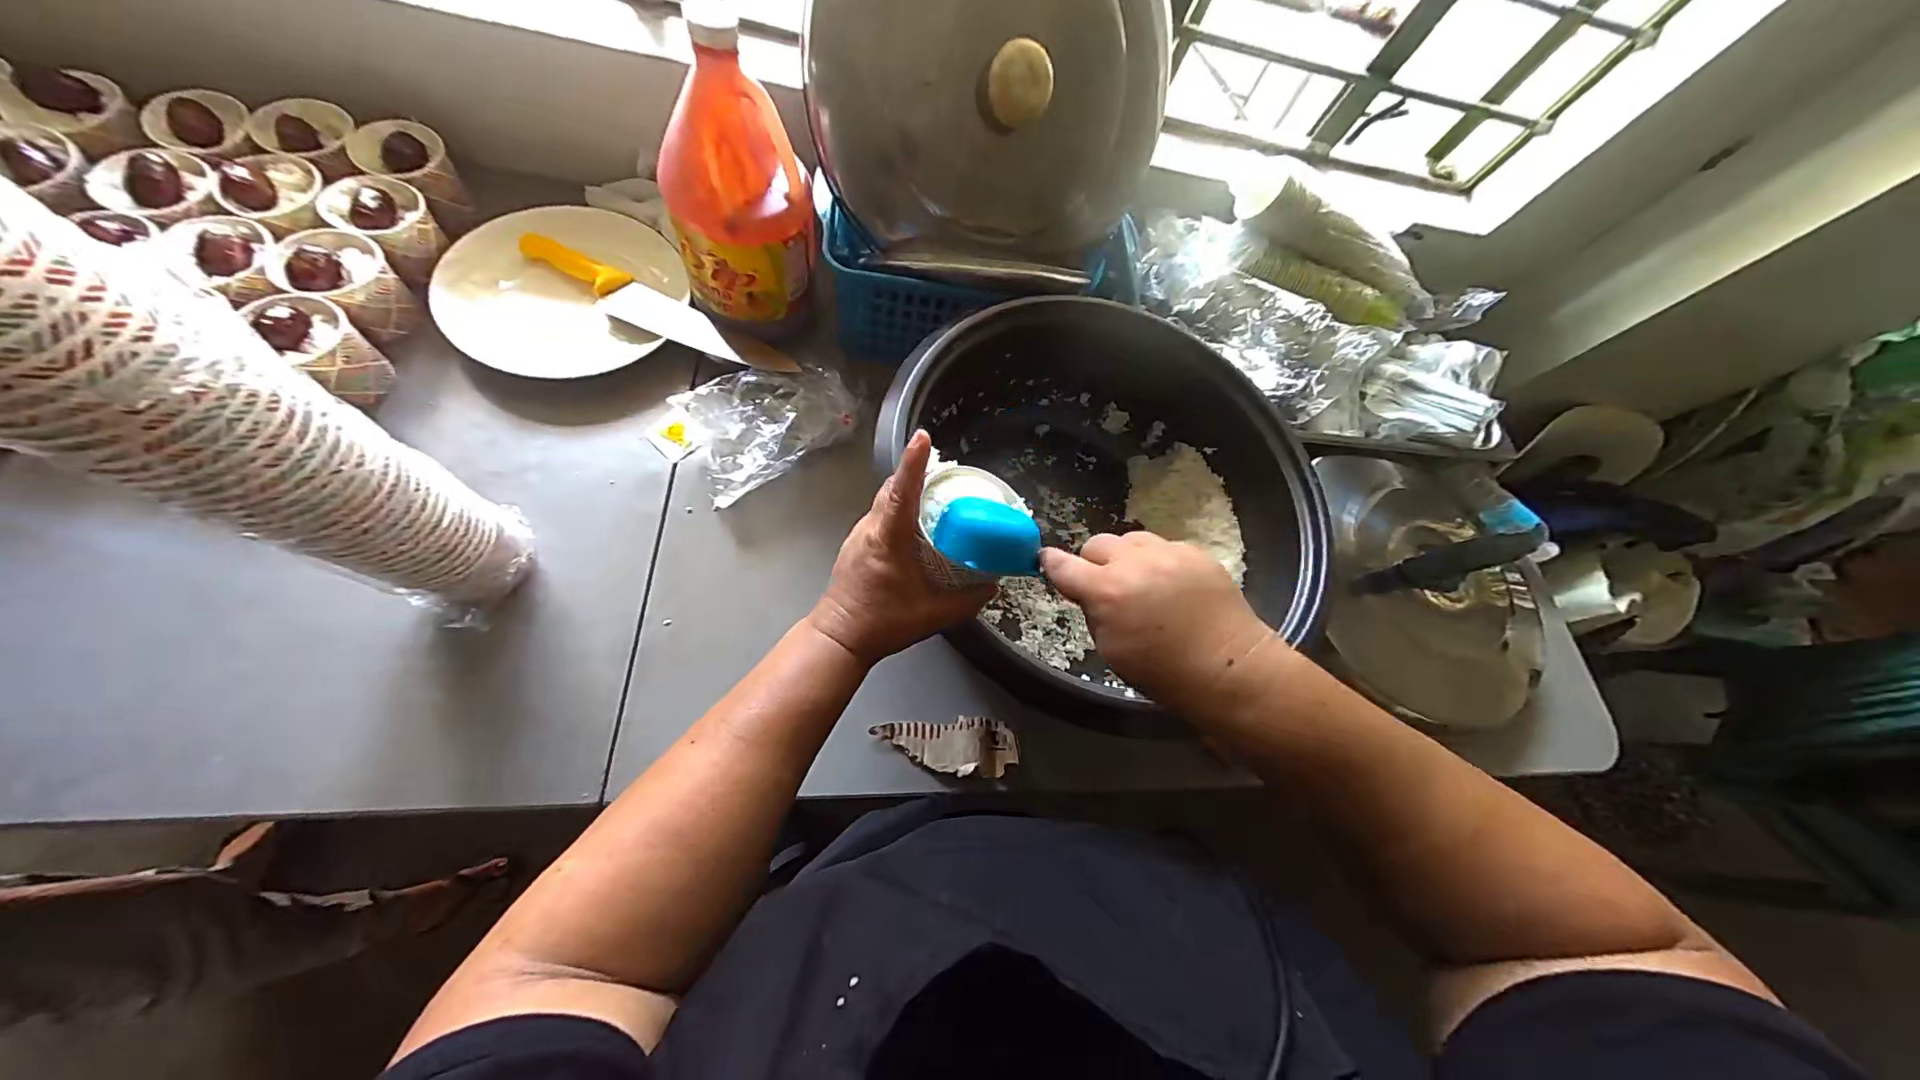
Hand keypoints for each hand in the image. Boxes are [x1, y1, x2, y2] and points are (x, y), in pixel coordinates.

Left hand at [808, 430, 994, 665]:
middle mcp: (870, 529)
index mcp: (887, 540)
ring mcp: (859, 535)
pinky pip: (880, 515)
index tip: (923, 437)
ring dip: (907, 493)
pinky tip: (916, 527)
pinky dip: (899, 511)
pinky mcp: (856, 544)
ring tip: (936, 498)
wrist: (839, 638)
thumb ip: (967, 600)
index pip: (902, 492)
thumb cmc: (881, 623)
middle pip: (892, 488)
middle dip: (916, 473)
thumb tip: (992, 587)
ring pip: (884, 500)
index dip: (914, 463)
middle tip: (945, 473)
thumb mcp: (933, 614)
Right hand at [1041, 531, 1280, 710]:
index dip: (1050, 563)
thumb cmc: (1162, 672)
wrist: (1228, 669)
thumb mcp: (1110, 649)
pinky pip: (1164, 547)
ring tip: (1142, 584)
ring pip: (1131, 540)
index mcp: (1107, 591)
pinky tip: (1172, 587)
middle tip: (1107, 588)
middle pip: (1097, 544)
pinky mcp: (1196, 552)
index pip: (1063, 565)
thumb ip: (1093, 611)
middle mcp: (1135, 563)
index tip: (1046, 563)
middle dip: (1095, 564)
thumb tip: (1088, 593)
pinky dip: (1159, 562)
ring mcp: (1169, 553)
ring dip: (1127, 558)